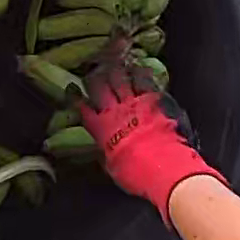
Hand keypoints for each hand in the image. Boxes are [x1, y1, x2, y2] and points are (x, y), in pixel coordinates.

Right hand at [79, 36, 224, 222]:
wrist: (167, 169)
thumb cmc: (138, 175)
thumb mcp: (113, 166)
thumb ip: (107, 151)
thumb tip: (104, 149)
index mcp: (101, 129)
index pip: (83, 108)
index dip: (76, 97)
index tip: (72, 89)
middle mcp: (114, 111)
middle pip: (99, 86)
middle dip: (95, 77)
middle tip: (95, 72)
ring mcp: (134, 103)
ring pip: (120, 78)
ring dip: (117, 70)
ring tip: (115, 63)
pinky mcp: (154, 100)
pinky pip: (144, 80)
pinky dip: (141, 73)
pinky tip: (140, 68)